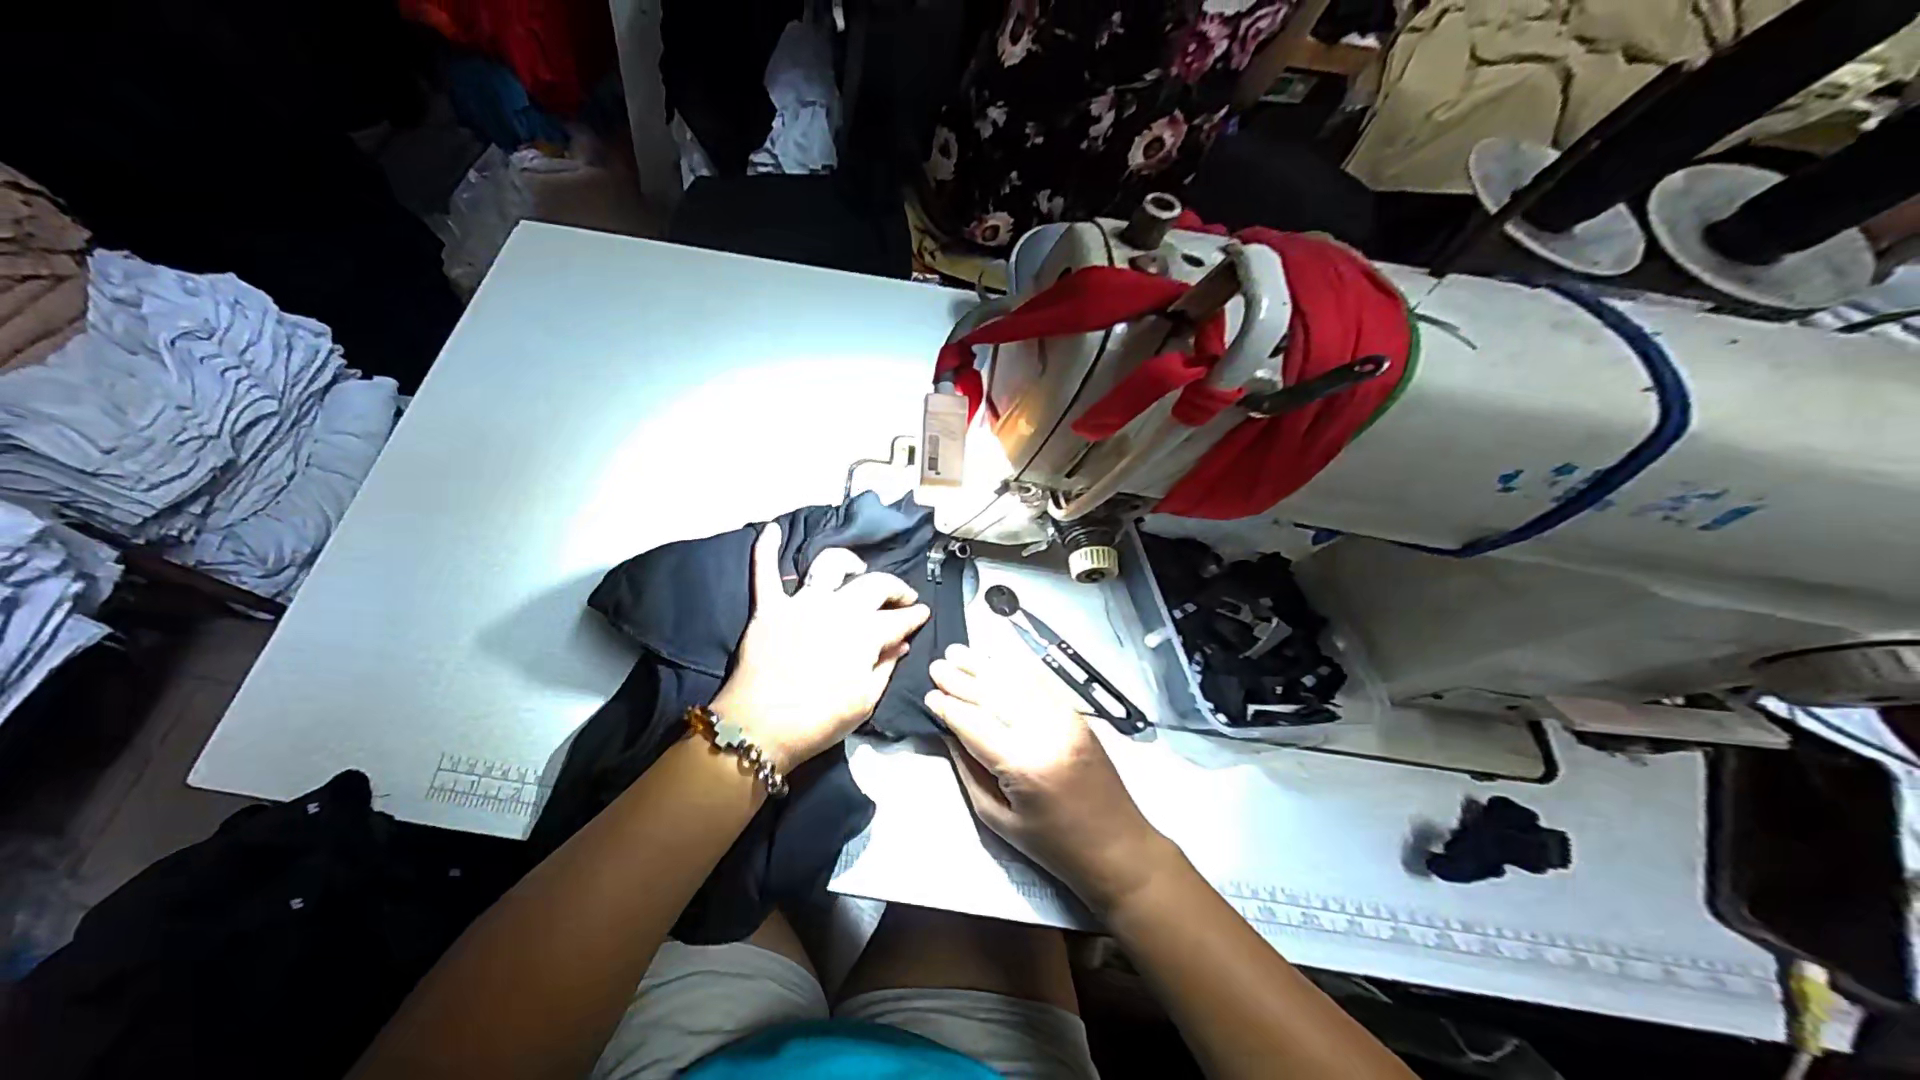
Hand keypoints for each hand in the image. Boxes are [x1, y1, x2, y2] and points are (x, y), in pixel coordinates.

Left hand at [710, 522, 929, 773]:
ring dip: (847, 563)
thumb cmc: (818, 721)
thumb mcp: (864, 701)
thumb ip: (884, 667)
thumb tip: (900, 645)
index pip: (898, 618)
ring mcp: (801, 605)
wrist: (759, 729)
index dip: (914, 615)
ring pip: (828, 568)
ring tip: (856, 567)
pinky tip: (770, 530)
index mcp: (865, 633)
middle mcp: (837, 609)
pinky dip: (766, 550)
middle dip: (894, 588)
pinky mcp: (769, 609)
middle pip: (873, 585)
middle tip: (902, 597)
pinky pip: (766, 573)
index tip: (922, 613)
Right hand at [925, 643, 1179, 912]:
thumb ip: (970, 772)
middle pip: (995, 696)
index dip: (949, 709)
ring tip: (959, 653)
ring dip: (986, 667)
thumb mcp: (999, 819)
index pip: (975, 725)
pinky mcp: (1078, 717)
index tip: (928, 696)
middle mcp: (1045, 734)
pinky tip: (998, 661)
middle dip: (962, 680)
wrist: (1117, 846)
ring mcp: (1065, 720)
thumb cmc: (1053, 845)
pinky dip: (1016, 670)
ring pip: (1018, 683)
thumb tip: (949, 734)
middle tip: (937, 666)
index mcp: (1022, 765)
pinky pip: (1042, 685)